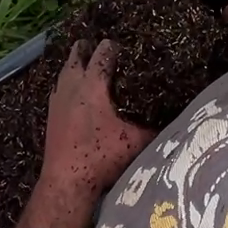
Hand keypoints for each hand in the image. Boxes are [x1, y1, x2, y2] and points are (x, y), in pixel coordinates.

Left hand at [18, 40, 153, 227]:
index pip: (103, 53)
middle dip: (87, 48)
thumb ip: (155, 128)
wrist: (66, 183)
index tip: (123, 45)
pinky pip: (58, 89)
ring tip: (84, 63)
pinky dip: (66, 84)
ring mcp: (58, 99)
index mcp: (93, 84)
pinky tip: (72, 92)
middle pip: (77, 56)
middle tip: (99, 46)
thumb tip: (177, 121)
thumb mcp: (135, 141)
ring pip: (65, 72)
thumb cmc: (101, 156)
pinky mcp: (50, 115)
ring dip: (74, 65)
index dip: (113, 46)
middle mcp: (73, 85)